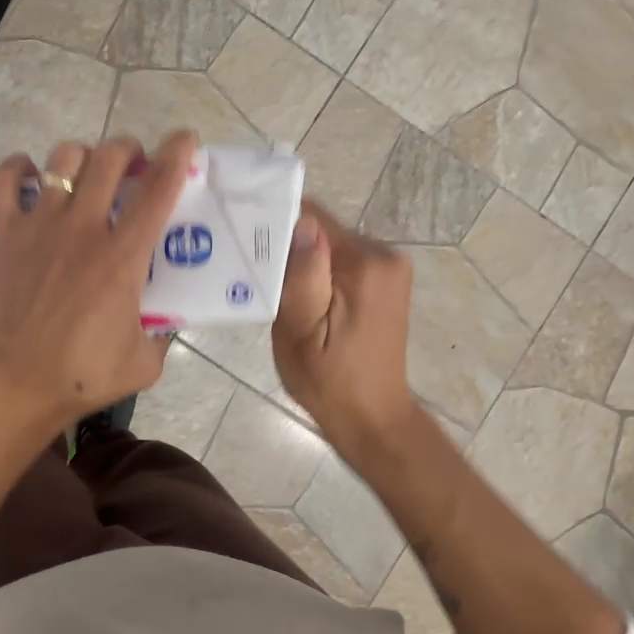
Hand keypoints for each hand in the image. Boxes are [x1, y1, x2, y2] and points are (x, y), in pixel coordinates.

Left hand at [0, 132, 197, 437]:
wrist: (17, 386)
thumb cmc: (83, 377)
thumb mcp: (145, 361)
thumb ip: (162, 332)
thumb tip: (164, 315)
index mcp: (122, 257)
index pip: (157, 189)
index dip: (176, 155)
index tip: (185, 139)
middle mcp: (82, 229)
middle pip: (110, 159)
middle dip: (129, 149)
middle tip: (135, 163)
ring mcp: (39, 226)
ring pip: (63, 159)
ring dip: (83, 155)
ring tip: (88, 170)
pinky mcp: (5, 234)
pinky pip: (6, 179)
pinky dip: (20, 167)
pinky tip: (33, 174)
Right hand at [272, 200, 421, 456]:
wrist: (371, 417)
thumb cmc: (327, 380)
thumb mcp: (300, 331)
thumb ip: (302, 274)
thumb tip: (301, 222)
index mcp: (365, 264)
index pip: (311, 217)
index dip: (275, 224)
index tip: (245, 241)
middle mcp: (384, 255)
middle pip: (320, 230)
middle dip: (288, 247)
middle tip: (255, 275)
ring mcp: (389, 267)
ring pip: (328, 245)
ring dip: (302, 262)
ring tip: (276, 291)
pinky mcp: (385, 280)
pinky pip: (340, 260)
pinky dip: (318, 273)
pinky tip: (301, 299)